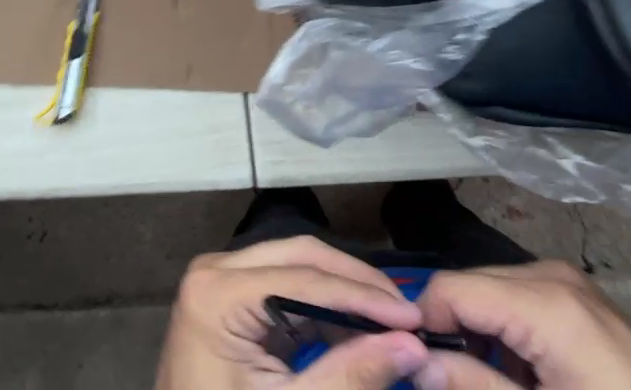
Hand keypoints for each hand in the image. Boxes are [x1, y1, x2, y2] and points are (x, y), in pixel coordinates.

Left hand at [156, 236, 431, 388]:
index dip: (364, 296)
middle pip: (300, 257)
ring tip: (391, 323)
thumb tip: (413, 346)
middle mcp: (215, 270)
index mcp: (217, 292)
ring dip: (343, 292)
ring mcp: (219, 278)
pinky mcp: (229, 295)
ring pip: (295, 265)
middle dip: (356, 283)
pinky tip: (357, 329)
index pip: (305, 278)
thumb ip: (351, 374)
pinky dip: (322, 306)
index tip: (415, 318)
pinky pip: (284, 286)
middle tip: (407, 313)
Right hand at [414, 262, 630, 389]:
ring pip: (490, 288)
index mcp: (544, 303)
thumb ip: (474, 387)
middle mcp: (552, 276)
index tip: (420, 366)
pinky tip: (524, 370)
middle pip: (468, 284)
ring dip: (478, 330)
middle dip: (452, 328)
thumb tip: (416, 363)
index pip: (449, 288)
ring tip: (494, 379)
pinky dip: (506, 327)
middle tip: (452, 379)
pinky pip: (519, 295)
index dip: (424, 324)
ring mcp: (569, 281)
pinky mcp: (580, 294)